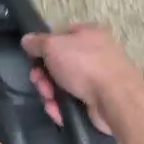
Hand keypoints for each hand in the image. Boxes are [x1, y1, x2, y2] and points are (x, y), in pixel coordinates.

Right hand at [20, 23, 143, 135]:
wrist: (117, 101)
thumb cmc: (84, 65)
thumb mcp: (51, 46)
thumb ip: (35, 42)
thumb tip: (27, 41)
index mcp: (90, 34)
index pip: (59, 35)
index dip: (43, 47)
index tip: (33, 59)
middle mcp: (97, 53)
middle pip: (59, 63)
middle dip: (44, 75)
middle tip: (38, 82)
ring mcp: (100, 78)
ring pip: (64, 83)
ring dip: (50, 92)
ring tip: (48, 99)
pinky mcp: (100, 101)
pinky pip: (74, 100)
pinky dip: (63, 106)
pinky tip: (57, 110)